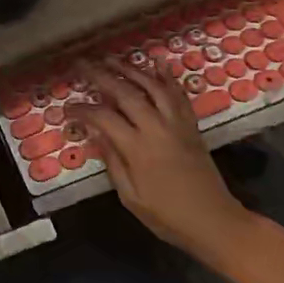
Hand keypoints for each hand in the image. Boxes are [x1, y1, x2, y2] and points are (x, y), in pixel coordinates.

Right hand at [77, 59, 259, 263]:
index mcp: (138, 149)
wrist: (216, 223)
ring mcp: (178, 126)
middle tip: (82, 64)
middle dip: (101, 76)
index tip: (67, 107)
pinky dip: (167, 78)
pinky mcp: (192, 128)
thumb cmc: (167, 216)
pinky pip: (179, 97)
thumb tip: (96, 134)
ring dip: (131, 70)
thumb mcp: (130, 196)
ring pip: (153, 88)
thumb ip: (113, 161)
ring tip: (112, 59)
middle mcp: (158, 130)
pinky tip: (157, 65)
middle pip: (126, 94)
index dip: (82, 110)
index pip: (104, 118)